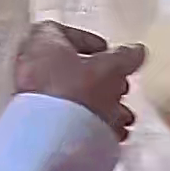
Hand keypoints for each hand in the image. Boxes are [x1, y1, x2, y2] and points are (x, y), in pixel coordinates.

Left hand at [14, 21, 146, 139]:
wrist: (54, 140)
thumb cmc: (78, 92)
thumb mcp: (111, 69)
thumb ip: (125, 57)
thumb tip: (137, 50)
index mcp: (43, 45)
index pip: (59, 30)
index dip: (87, 40)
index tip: (108, 52)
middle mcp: (32, 67)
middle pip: (72, 67)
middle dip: (103, 78)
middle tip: (121, 87)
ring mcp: (33, 98)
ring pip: (75, 94)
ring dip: (104, 103)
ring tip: (123, 117)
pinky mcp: (40, 123)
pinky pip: (69, 116)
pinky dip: (92, 121)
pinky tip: (113, 132)